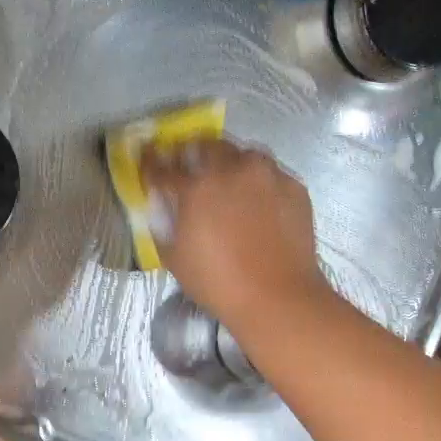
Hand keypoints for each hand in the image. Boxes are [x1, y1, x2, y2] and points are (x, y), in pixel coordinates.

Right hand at [141, 139, 331, 326]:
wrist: (275, 293)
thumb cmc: (214, 279)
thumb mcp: (173, 254)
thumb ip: (165, 221)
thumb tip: (165, 204)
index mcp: (197, 188)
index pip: (165, 167)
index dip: (152, 162)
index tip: (147, 158)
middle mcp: (233, 171)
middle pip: (207, 146)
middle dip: (192, 152)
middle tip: (186, 165)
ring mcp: (268, 175)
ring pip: (243, 153)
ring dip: (227, 161)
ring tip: (223, 179)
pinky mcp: (293, 185)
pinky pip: (269, 171)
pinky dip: (255, 178)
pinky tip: (252, 198)